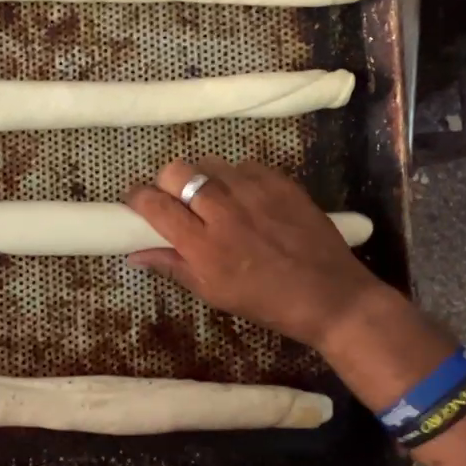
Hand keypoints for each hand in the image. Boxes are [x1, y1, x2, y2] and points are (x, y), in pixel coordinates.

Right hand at [125, 156, 403, 348]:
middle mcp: (224, 212)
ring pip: (208, 163)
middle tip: (174, 198)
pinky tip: (244, 198)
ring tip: (211, 197)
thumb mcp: (212, 293)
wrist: (331, 297)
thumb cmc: (266, 302)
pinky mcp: (280, 182)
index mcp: (203, 246)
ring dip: (202, 177)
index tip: (135, 201)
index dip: (137, 198)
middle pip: (176, 172)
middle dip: (167, 181)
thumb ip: (172, 266)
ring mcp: (254, 193)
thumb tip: (134, 254)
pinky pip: (243, 165)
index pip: (155, 205)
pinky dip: (235, 178)